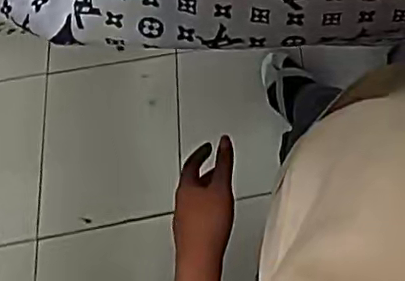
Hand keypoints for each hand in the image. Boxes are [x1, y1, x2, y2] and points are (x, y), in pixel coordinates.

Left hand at [173, 136, 233, 279]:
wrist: (199, 262)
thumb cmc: (207, 227)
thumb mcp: (221, 186)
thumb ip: (224, 162)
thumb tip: (224, 141)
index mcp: (186, 187)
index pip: (191, 163)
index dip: (201, 152)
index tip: (208, 146)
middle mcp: (181, 202)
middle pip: (192, 181)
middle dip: (205, 172)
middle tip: (215, 165)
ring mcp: (182, 220)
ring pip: (193, 198)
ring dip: (205, 190)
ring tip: (218, 188)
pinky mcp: (187, 235)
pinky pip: (195, 214)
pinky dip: (204, 207)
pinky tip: (215, 214)